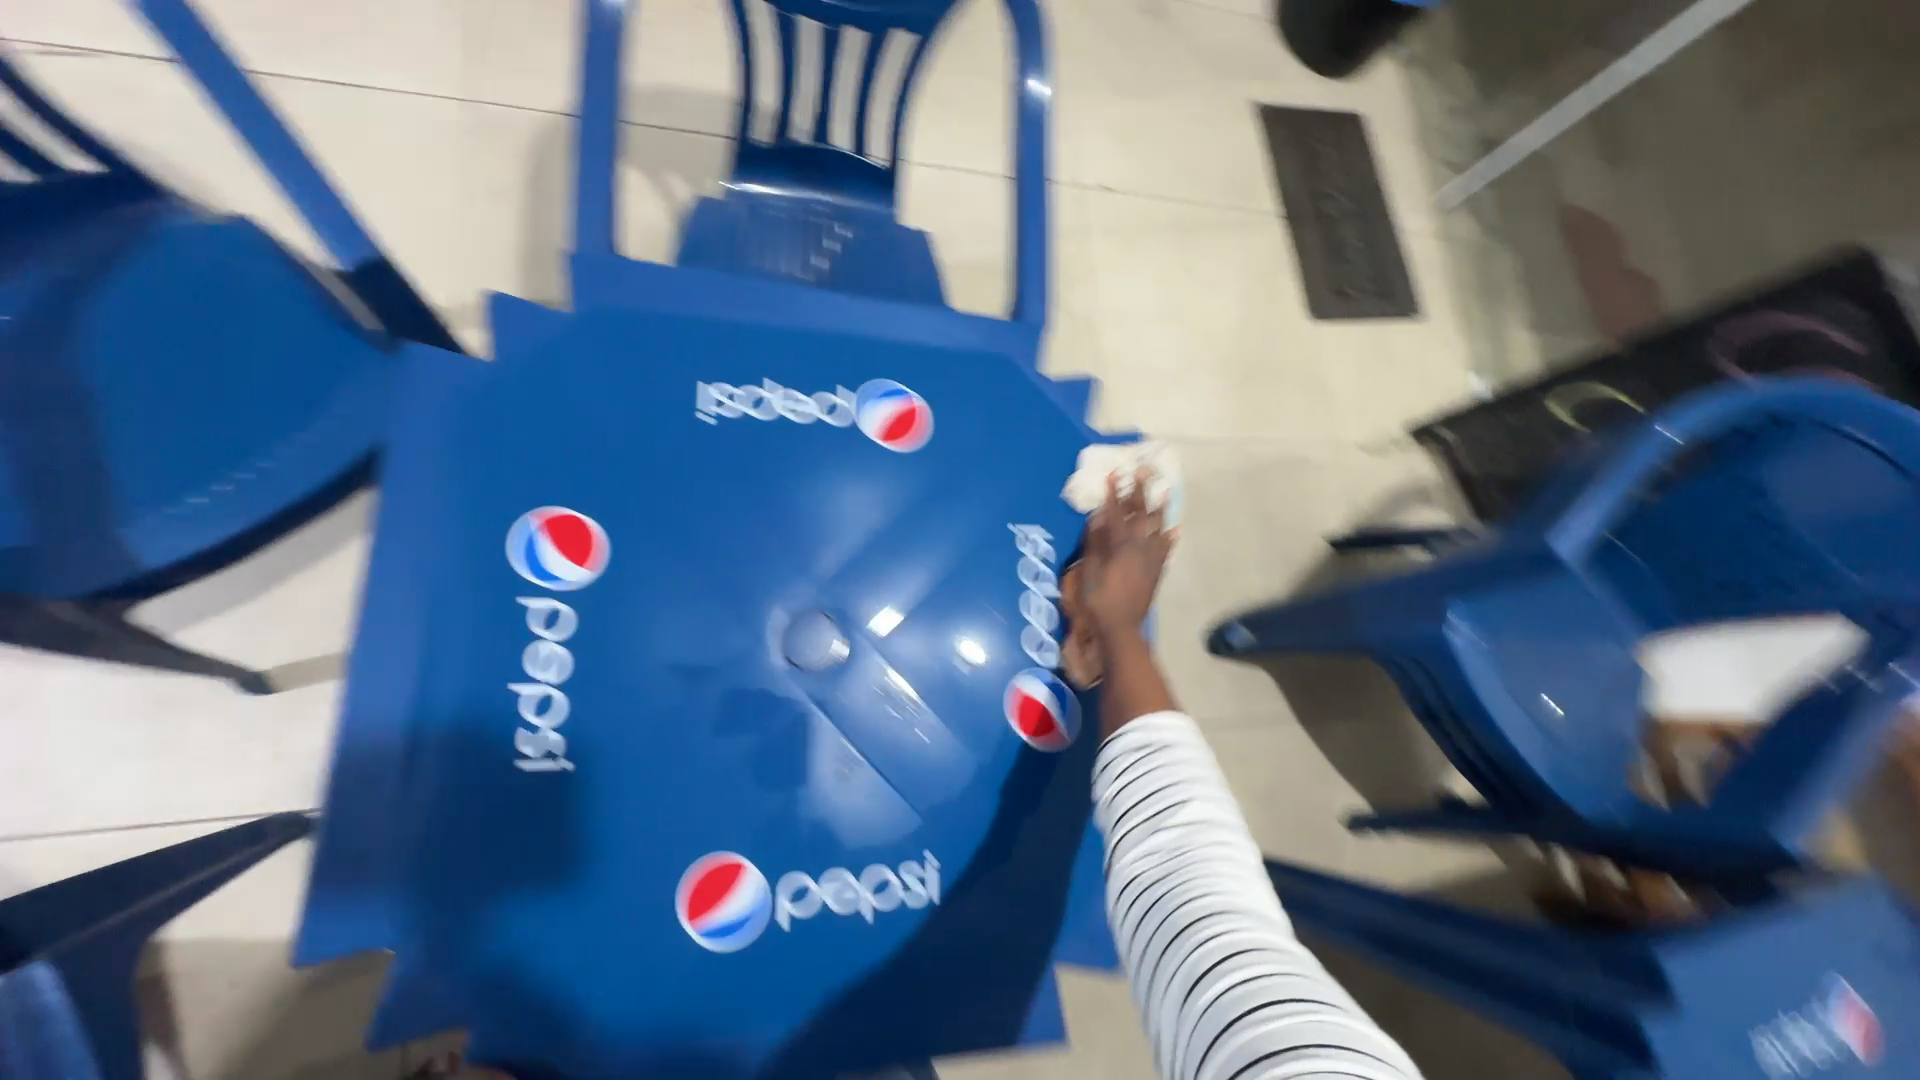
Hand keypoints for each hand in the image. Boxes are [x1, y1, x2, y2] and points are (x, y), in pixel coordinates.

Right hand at [1075, 469, 1172, 639]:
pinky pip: (1166, 549)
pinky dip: (1170, 537)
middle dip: (1140, 491)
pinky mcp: (1157, 571)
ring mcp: (1152, 559)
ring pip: (1158, 527)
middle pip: (1141, 514)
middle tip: (1142, 470)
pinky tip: (1174, 529)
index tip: (1114, 473)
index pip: (1116, 513)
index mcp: (1121, 546)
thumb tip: (1098, 518)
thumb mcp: (1090, 571)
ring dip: (1160, 507)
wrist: (1121, 628)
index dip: (1114, 493)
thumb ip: (1095, 543)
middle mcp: (1141, 547)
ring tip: (1164, 489)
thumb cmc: (1099, 601)